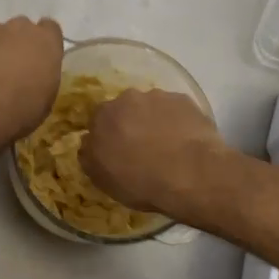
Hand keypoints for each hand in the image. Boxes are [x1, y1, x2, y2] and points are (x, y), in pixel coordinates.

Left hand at [0, 17, 64, 146]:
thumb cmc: (18, 111)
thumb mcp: (44, 102)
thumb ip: (43, 78)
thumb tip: (34, 77)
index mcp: (46, 42)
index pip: (50, 30)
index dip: (44, 45)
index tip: (40, 61)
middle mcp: (20, 29)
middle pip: (23, 29)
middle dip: (20, 45)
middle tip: (15, 70)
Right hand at [82, 89, 227, 212]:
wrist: (190, 174)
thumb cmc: (139, 181)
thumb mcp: (102, 179)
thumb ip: (89, 156)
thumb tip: (87, 143)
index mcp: (103, 116)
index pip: (98, 120)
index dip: (107, 136)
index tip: (115, 152)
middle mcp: (129, 98)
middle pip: (126, 109)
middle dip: (131, 125)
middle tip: (141, 149)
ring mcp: (159, 97)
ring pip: (152, 108)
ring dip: (155, 122)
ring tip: (167, 147)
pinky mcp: (186, 101)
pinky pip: (176, 111)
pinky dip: (177, 122)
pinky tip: (184, 142)